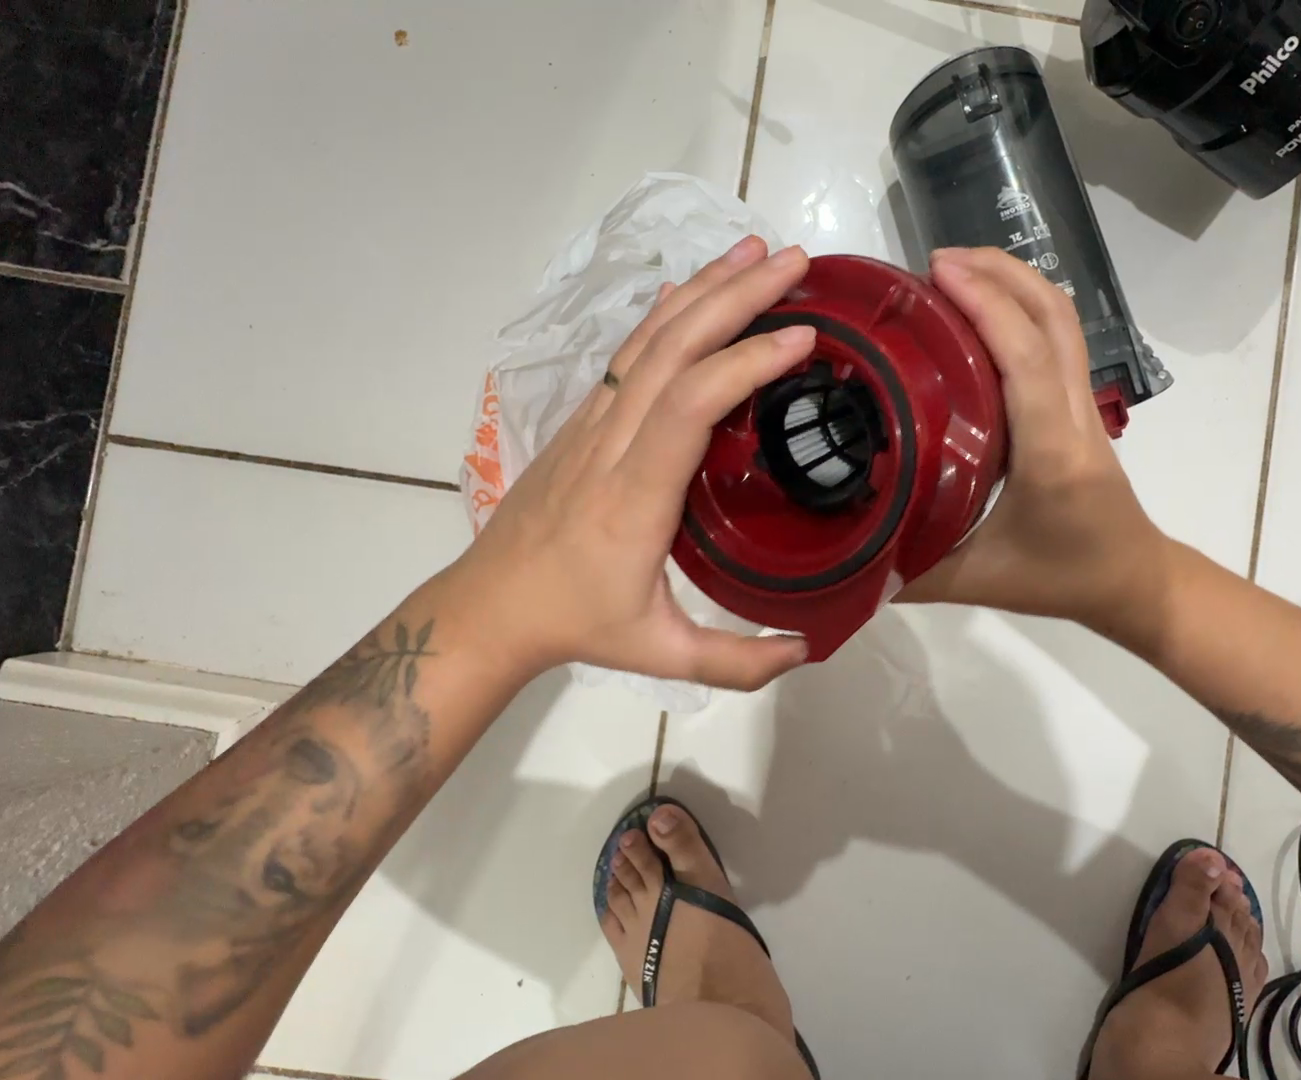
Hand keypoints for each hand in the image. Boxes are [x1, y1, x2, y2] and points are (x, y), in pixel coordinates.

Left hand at [447, 236, 815, 688]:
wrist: (491, 604)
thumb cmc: (577, 624)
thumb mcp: (660, 655)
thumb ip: (736, 661)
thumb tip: (809, 649)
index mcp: (636, 497)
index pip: (689, 406)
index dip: (745, 362)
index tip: (803, 336)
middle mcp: (611, 443)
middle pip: (671, 349)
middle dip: (735, 297)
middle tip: (795, 262)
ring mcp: (592, 424)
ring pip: (647, 339)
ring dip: (703, 289)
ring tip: (754, 252)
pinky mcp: (584, 420)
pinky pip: (629, 354)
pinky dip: (666, 313)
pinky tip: (690, 290)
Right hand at [899, 247, 1173, 638]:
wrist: (1135, 583)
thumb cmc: (1062, 581)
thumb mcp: (978, 584)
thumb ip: (911, 573)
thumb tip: (846, 556)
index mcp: (1051, 455)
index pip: (1027, 360)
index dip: (988, 306)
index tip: (938, 273)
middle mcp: (1074, 417)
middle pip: (1054, 318)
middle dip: (1000, 273)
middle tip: (935, 263)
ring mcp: (1084, 407)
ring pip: (1064, 321)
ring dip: (1016, 281)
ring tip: (955, 271)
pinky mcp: (1080, 408)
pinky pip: (1060, 340)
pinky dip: (1023, 308)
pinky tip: (982, 313)